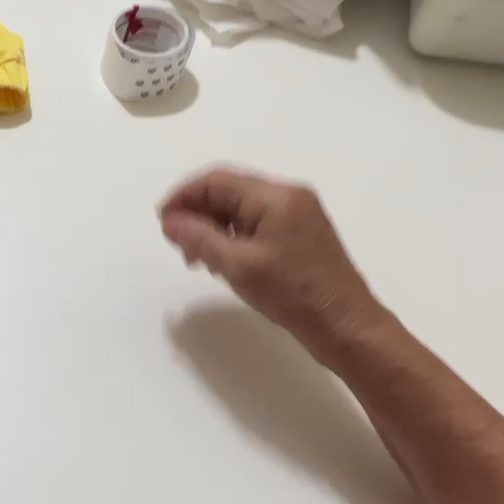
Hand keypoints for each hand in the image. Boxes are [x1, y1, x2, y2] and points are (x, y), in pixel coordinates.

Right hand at [160, 168, 386, 348]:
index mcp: (275, 196)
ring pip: (239, 210)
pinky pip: (254, 225)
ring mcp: (296, 215)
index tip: (161, 225)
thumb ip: (199, 239)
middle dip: (195, 214)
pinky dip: (230, 238)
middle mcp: (288, 197)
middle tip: (176, 247)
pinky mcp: (297, 235)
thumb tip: (169, 221)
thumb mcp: (237, 266)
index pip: (217, 181)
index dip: (182, 197)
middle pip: (228, 192)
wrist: (342, 322)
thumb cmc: (291, 293)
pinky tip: (221, 263)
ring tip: (197, 261)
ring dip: (211, 228)